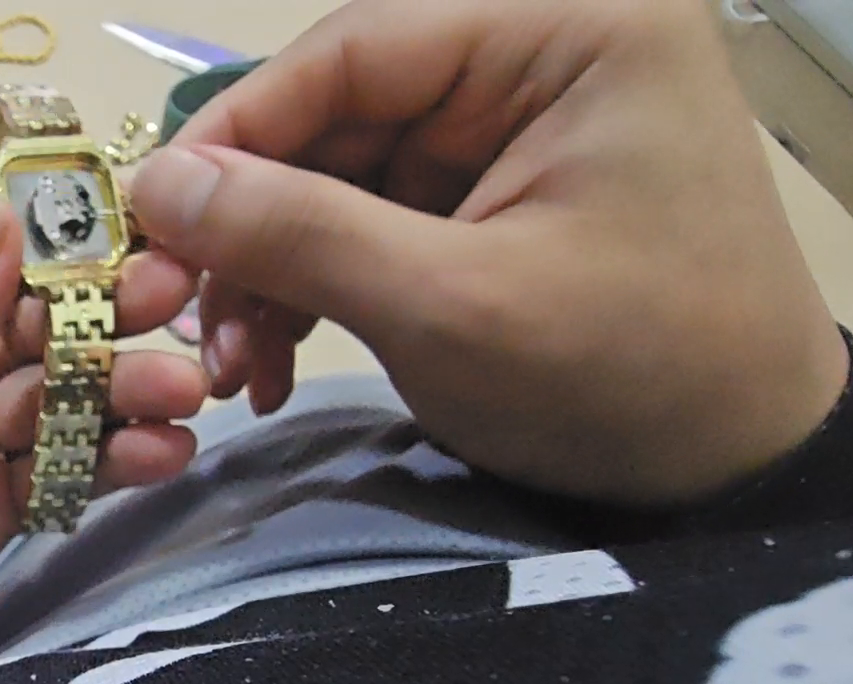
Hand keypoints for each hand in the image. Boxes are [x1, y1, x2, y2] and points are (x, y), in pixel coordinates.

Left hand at [0, 200, 208, 683]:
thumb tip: (0, 218)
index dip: (55, 258)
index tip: (137, 239)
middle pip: (30, 341)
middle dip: (100, 325)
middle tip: (178, 311)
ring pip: (56, 409)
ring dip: (118, 398)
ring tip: (183, 395)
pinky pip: (58, 480)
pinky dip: (108, 466)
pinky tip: (160, 456)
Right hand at [126, 0, 849, 506]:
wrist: (702, 471)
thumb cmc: (609, 377)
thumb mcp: (442, 304)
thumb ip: (295, 234)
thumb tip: (155, 187)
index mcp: (556, 37)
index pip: (345, 54)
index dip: (229, 136)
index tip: (150, 227)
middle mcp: (513, 75)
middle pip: (315, 135)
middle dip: (241, 243)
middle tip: (192, 334)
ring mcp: (478, 153)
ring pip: (309, 197)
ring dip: (253, 290)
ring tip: (233, 375)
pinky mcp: (450, 220)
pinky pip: (332, 244)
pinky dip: (286, 310)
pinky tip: (267, 373)